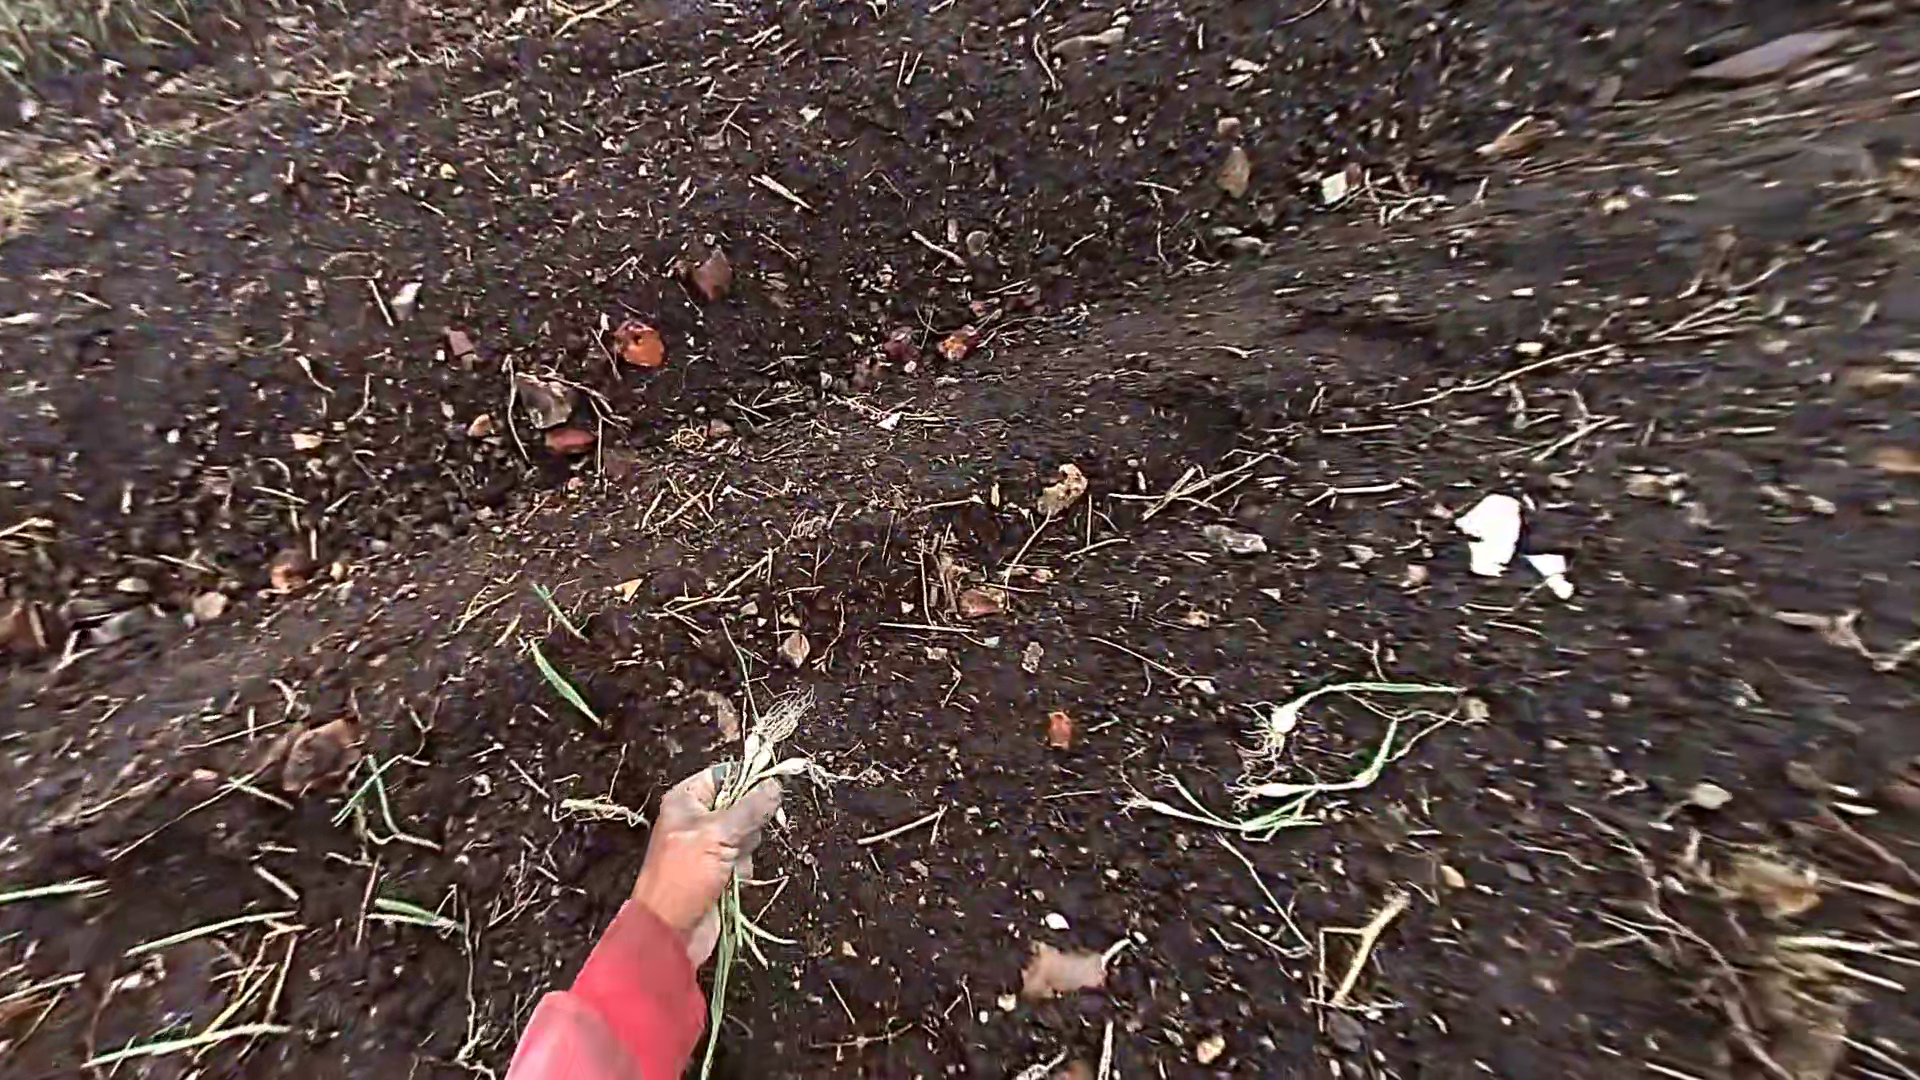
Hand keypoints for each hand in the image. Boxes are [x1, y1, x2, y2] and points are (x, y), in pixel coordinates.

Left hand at [631, 766, 781, 965]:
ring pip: (746, 830)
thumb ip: (751, 808)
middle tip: (740, 837)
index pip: (725, 774)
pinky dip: (742, 866)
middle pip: (741, 802)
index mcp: (687, 800)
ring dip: (745, 847)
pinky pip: (743, 854)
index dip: (747, 779)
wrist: (667, 938)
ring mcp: (707, 843)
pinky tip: (732, 879)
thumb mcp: (718, 835)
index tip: (769, 789)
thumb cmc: (684, 878)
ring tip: (731, 863)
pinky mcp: (717, 867)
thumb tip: (776, 784)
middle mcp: (697, 817)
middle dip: (748, 822)